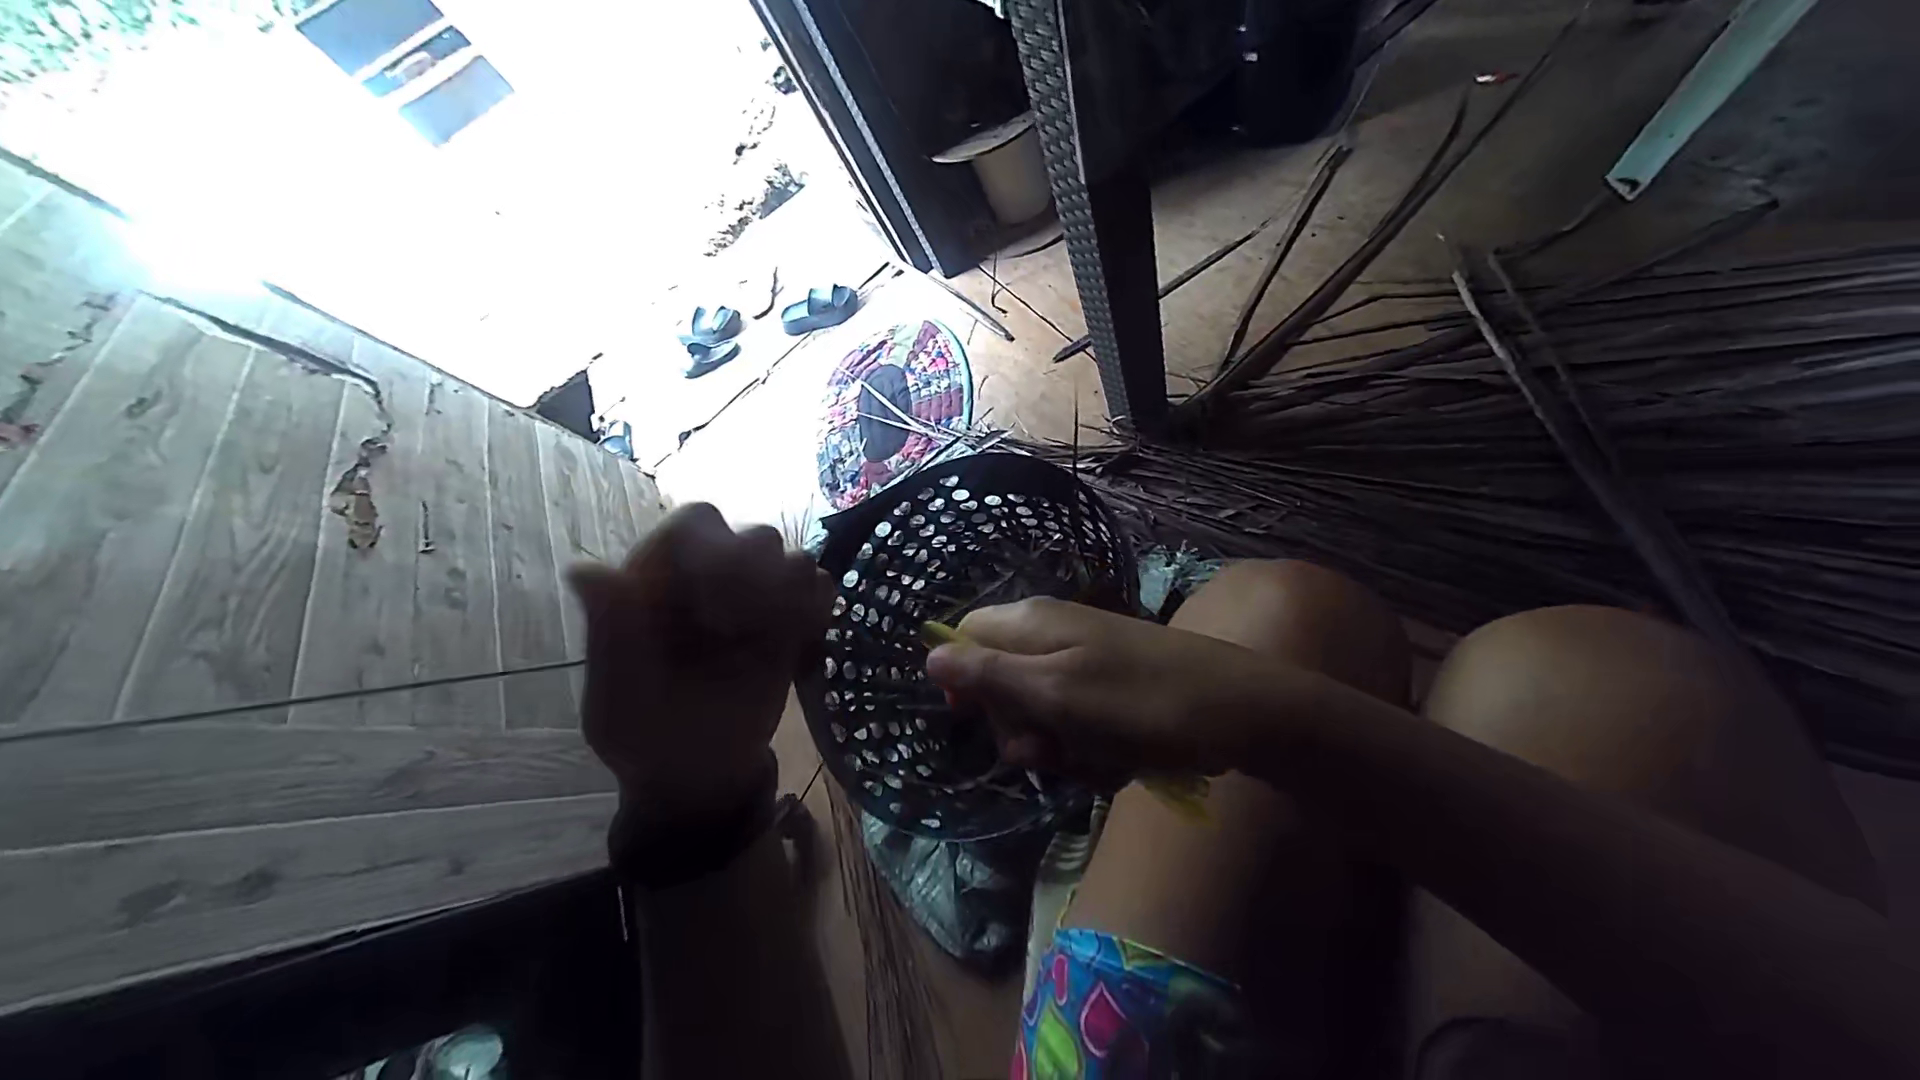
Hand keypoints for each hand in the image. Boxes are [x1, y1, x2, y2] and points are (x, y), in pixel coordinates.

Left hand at [568, 504, 832, 820]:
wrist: (699, 775)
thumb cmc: (646, 735)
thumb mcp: (618, 693)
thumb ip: (611, 632)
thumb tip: (584, 570)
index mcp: (661, 580)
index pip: (697, 524)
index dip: (713, 551)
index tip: (714, 604)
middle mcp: (713, 578)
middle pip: (758, 537)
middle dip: (758, 582)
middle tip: (740, 634)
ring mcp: (759, 599)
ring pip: (797, 560)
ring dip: (790, 598)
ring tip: (769, 642)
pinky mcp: (794, 623)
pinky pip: (822, 589)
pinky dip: (817, 608)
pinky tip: (796, 645)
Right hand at [924, 597, 1293, 780]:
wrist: (1240, 712)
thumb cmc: (1140, 701)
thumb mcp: (1054, 692)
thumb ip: (988, 673)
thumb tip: (930, 656)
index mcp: (1032, 623)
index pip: (965, 635)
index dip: (961, 678)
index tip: (974, 718)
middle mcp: (1053, 634)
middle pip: (1000, 679)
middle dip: (1016, 724)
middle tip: (1045, 751)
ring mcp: (1085, 660)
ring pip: (1038, 709)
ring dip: (1055, 744)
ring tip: (1090, 758)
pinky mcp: (1111, 687)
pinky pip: (1076, 720)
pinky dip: (1088, 746)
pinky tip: (1116, 758)